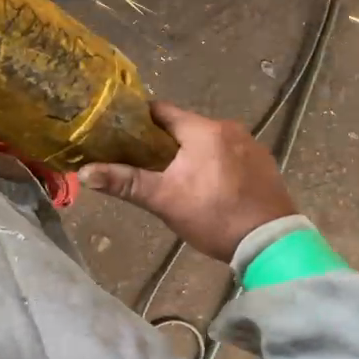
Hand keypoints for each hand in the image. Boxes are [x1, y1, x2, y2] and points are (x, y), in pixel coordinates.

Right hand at [78, 101, 296, 261]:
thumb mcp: (164, 199)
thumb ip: (124, 182)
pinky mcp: (264, 164)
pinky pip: (228, 152)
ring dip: (189, 151)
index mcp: (203, 130)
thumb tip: (83, 173)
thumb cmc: (215, 216)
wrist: (274, 247)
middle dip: (162, 140)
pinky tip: (205, 183)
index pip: (160, 111)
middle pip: (183, 126)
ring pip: (206, 140)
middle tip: (140, 158)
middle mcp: (229, 129)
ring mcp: (251, 145)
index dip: (137, 120)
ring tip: (171, 172)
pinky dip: (213, 161)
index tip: (119, 132)